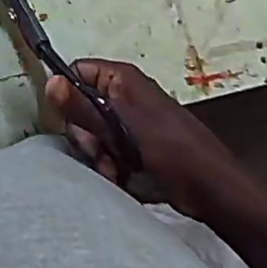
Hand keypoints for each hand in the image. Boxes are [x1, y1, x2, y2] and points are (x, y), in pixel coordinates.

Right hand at [45, 58, 264, 215]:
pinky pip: (109, 152)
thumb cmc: (173, 152)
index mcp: (121, 79)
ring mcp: (131, 123)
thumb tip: (50, 81)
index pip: (76, 73)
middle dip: (87, 136)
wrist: (216, 194)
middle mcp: (124, 95)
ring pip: (94, 134)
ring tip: (117, 172)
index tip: (75, 120)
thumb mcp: (121, 129)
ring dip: (99, 157)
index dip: (69, 95)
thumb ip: (83, 107)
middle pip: (81, 107)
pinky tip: (124, 180)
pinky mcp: (137, 148)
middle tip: (102, 153)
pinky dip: (111, 168)